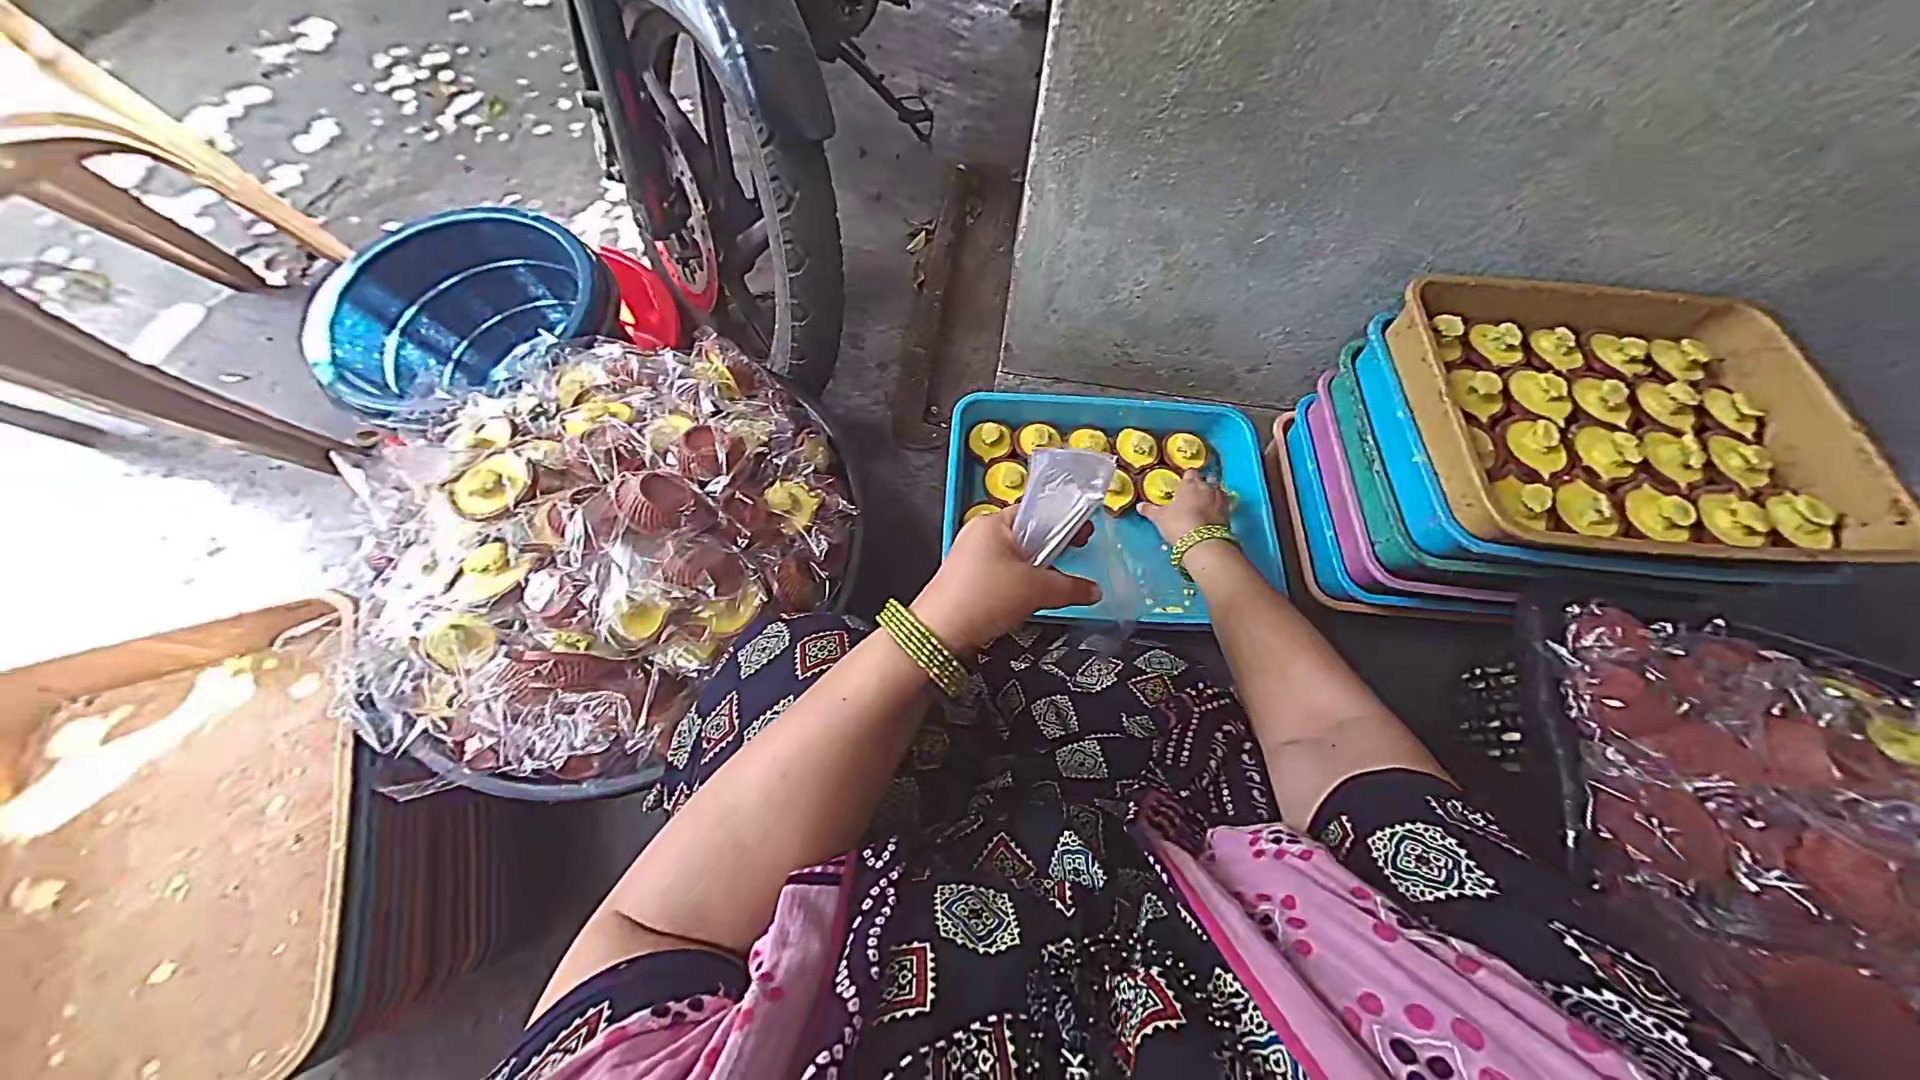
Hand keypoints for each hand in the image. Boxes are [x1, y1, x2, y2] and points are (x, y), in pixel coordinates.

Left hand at [911, 509, 1100, 650]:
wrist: (940, 632)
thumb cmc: (978, 599)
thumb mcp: (1037, 590)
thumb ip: (1071, 587)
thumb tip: (1091, 589)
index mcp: (993, 522)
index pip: (1037, 511)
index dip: (1064, 523)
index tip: (1082, 533)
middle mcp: (979, 533)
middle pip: (1028, 536)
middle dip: (1049, 552)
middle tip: (1067, 562)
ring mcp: (970, 555)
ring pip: (1015, 557)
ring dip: (1033, 572)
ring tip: (1043, 589)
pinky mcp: (967, 577)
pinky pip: (1001, 572)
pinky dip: (1016, 583)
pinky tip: (1022, 600)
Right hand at [1137, 470, 1229, 544]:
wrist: (1203, 541)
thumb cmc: (1178, 524)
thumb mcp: (1160, 518)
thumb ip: (1150, 510)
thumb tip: (1140, 505)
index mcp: (1189, 484)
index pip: (1190, 473)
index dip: (1187, 478)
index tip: (1182, 485)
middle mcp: (1206, 486)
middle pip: (1206, 479)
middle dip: (1202, 484)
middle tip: (1194, 494)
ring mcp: (1220, 498)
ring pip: (1217, 489)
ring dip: (1212, 493)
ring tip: (1205, 502)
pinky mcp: (1229, 511)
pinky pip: (1224, 502)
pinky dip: (1219, 505)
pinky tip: (1213, 512)